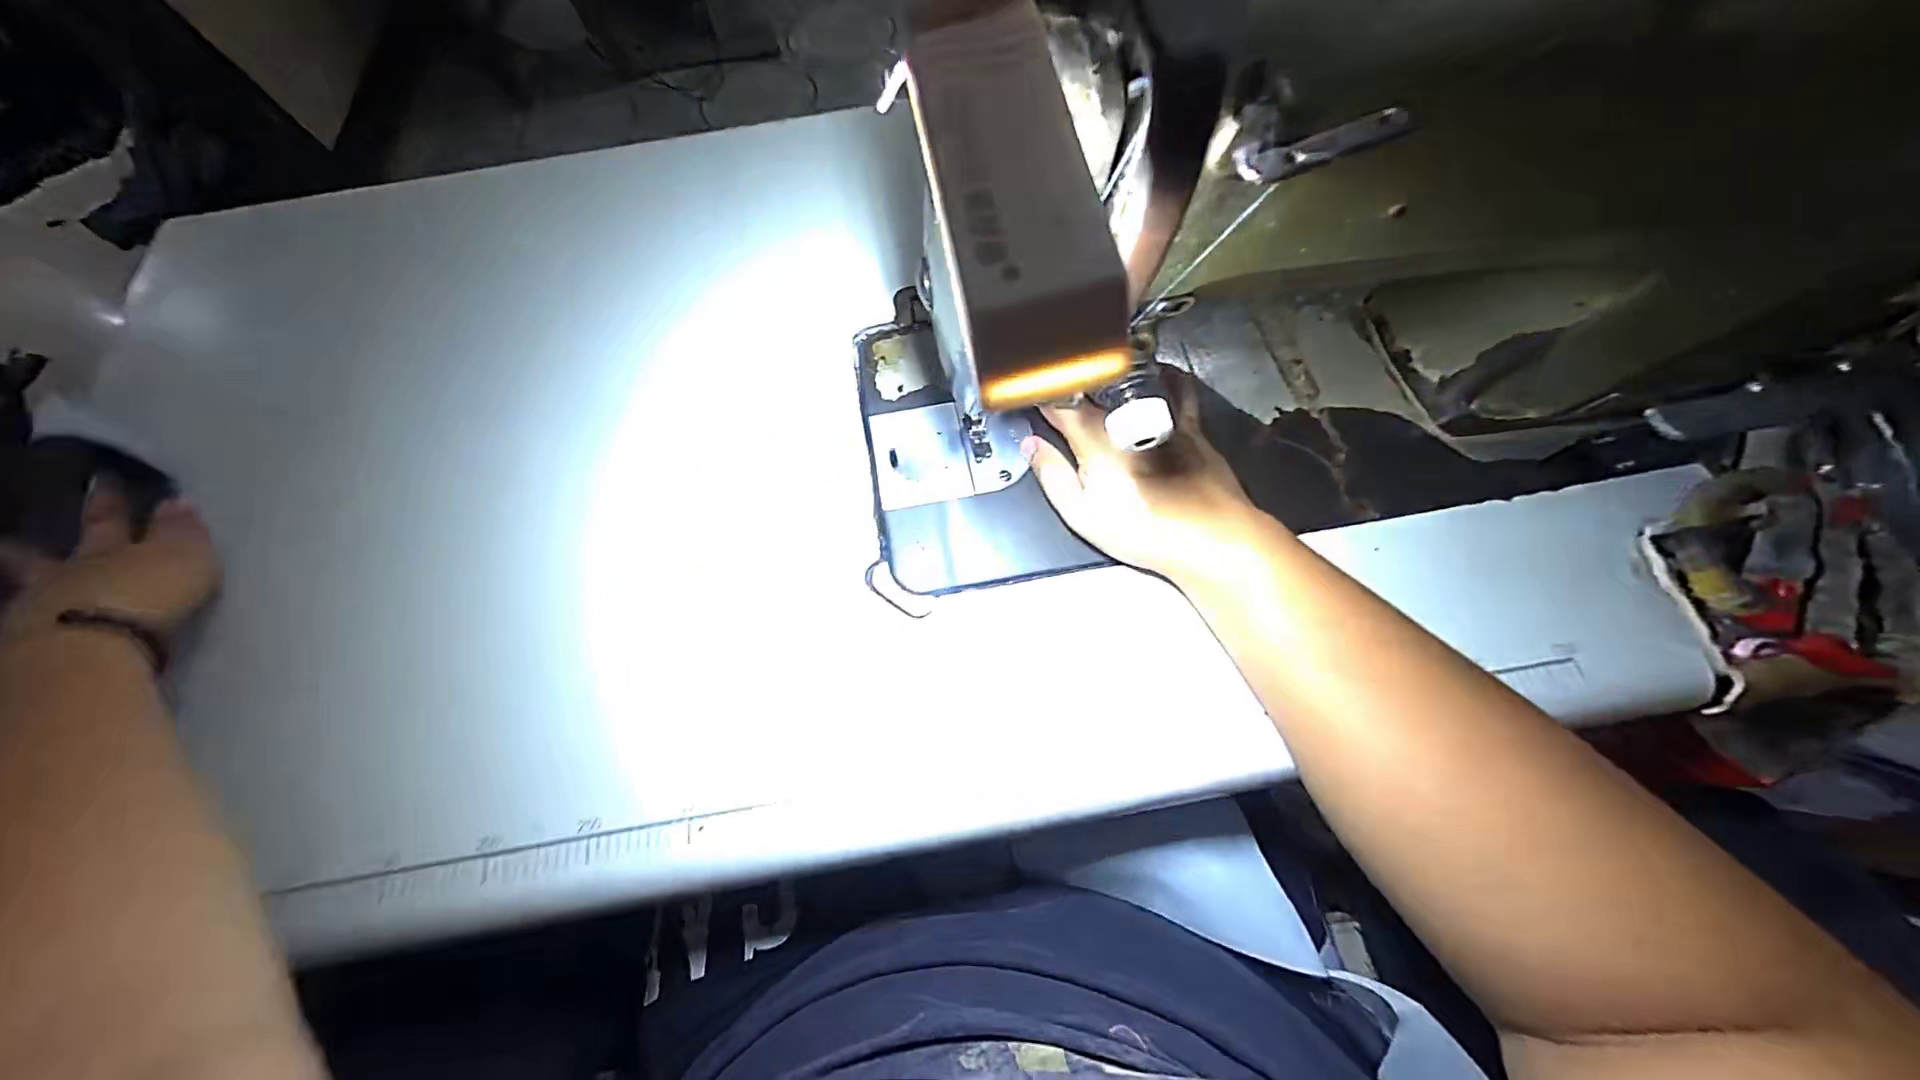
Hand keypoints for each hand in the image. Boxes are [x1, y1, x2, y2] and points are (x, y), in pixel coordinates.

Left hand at [1, 483, 220, 644]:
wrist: (95, 648)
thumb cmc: (145, 592)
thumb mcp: (181, 557)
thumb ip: (181, 532)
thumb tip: (178, 500)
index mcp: (103, 552)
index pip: (109, 521)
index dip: (109, 501)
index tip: (103, 478)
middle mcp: (66, 576)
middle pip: (44, 556)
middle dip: (30, 546)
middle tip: (8, 539)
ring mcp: (44, 610)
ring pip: (31, 590)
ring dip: (27, 584)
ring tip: (20, 585)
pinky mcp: (37, 645)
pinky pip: (34, 626)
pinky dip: (36, 623)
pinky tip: (37, 625)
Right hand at [1023, 371, 1272, 585]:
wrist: (1211, 536)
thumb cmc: (1146, 530)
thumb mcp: (1082, 513)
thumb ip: (1052, 474)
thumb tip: (1031, 446)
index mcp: (1094, 434)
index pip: (1056, 403)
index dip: (1039, 399)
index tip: (1030, 402)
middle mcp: (1127, 414)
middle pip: (1091, 387)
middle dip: (1072, 388)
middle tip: (1059, 398)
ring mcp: (1162, 412)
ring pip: (1131, 378)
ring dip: (1112, 376)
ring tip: (1100, 381)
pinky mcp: (1189, 422)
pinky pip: (1175, 385)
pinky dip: (1161, 376)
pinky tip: (1158, 375)